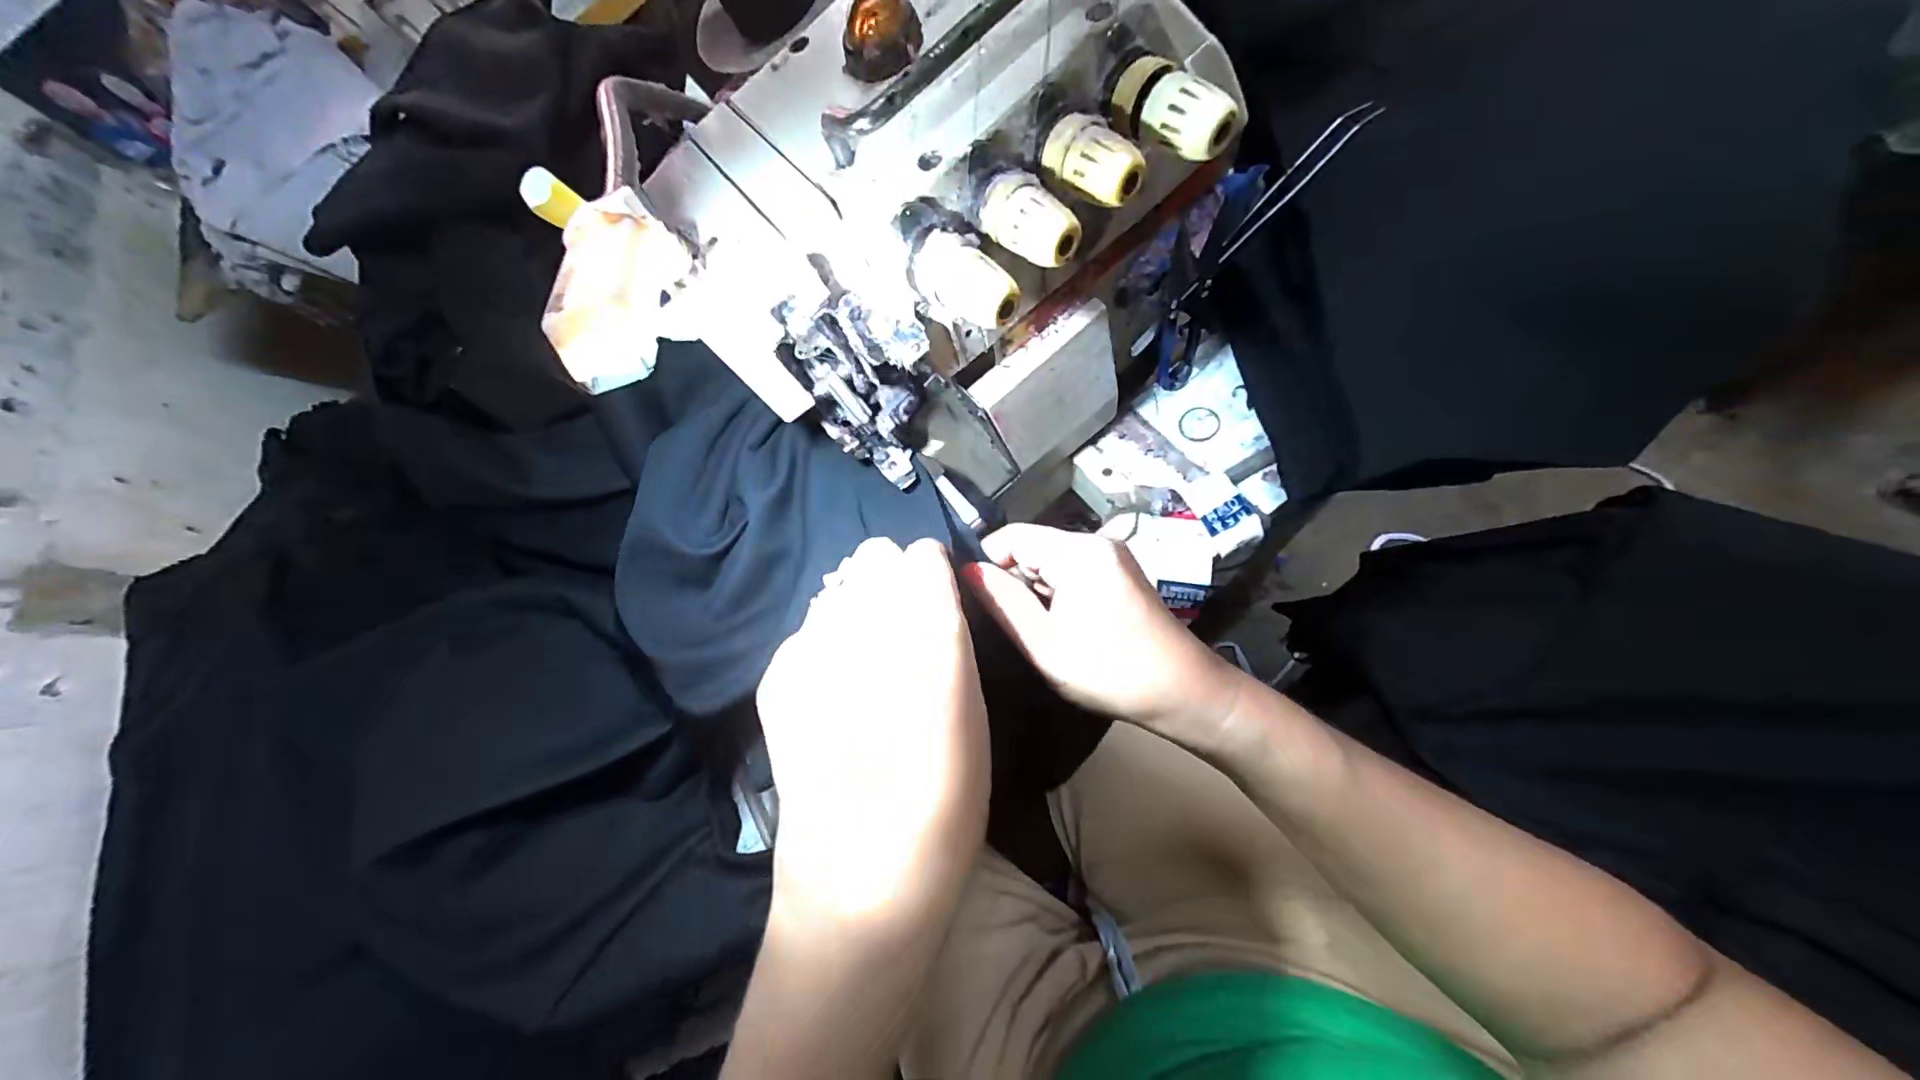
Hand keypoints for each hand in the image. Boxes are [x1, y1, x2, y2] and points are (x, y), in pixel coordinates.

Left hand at [756, 538, 989, 926]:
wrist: (860, 879)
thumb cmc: (945, 804)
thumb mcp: (973, 713)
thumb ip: (950, 640)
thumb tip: (928, 597)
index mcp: (928, 632)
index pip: (920, 556)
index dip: (930, 577)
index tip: (935, 604)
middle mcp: (866, 624)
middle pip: (872, 558)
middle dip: (888, 584)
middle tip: (900, 632)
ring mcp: (812, 649)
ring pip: (836, 592)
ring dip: (854, 613)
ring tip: (864, 669)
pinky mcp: (776, 677)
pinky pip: (807, 633)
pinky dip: (821, 649)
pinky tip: (831, 699)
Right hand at [962, 524, 1250, 750]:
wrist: (1185, 691)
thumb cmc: (1111, 670)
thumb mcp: (1043, 643)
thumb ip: (1002, 603)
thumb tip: (967, 571)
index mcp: (1077, 551)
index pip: (1010, 536)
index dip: (986, 564)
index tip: (978, 603)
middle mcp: (1097, 543)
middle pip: (1032, 547)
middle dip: (1013, 581)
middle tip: (1006, 626)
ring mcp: (1114, 558)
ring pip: (1052, 563)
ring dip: (1036, 592)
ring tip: (1035, 632)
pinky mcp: (1122, 575)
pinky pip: (1074, 573)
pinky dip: (1058, 596)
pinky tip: (1062, 630)